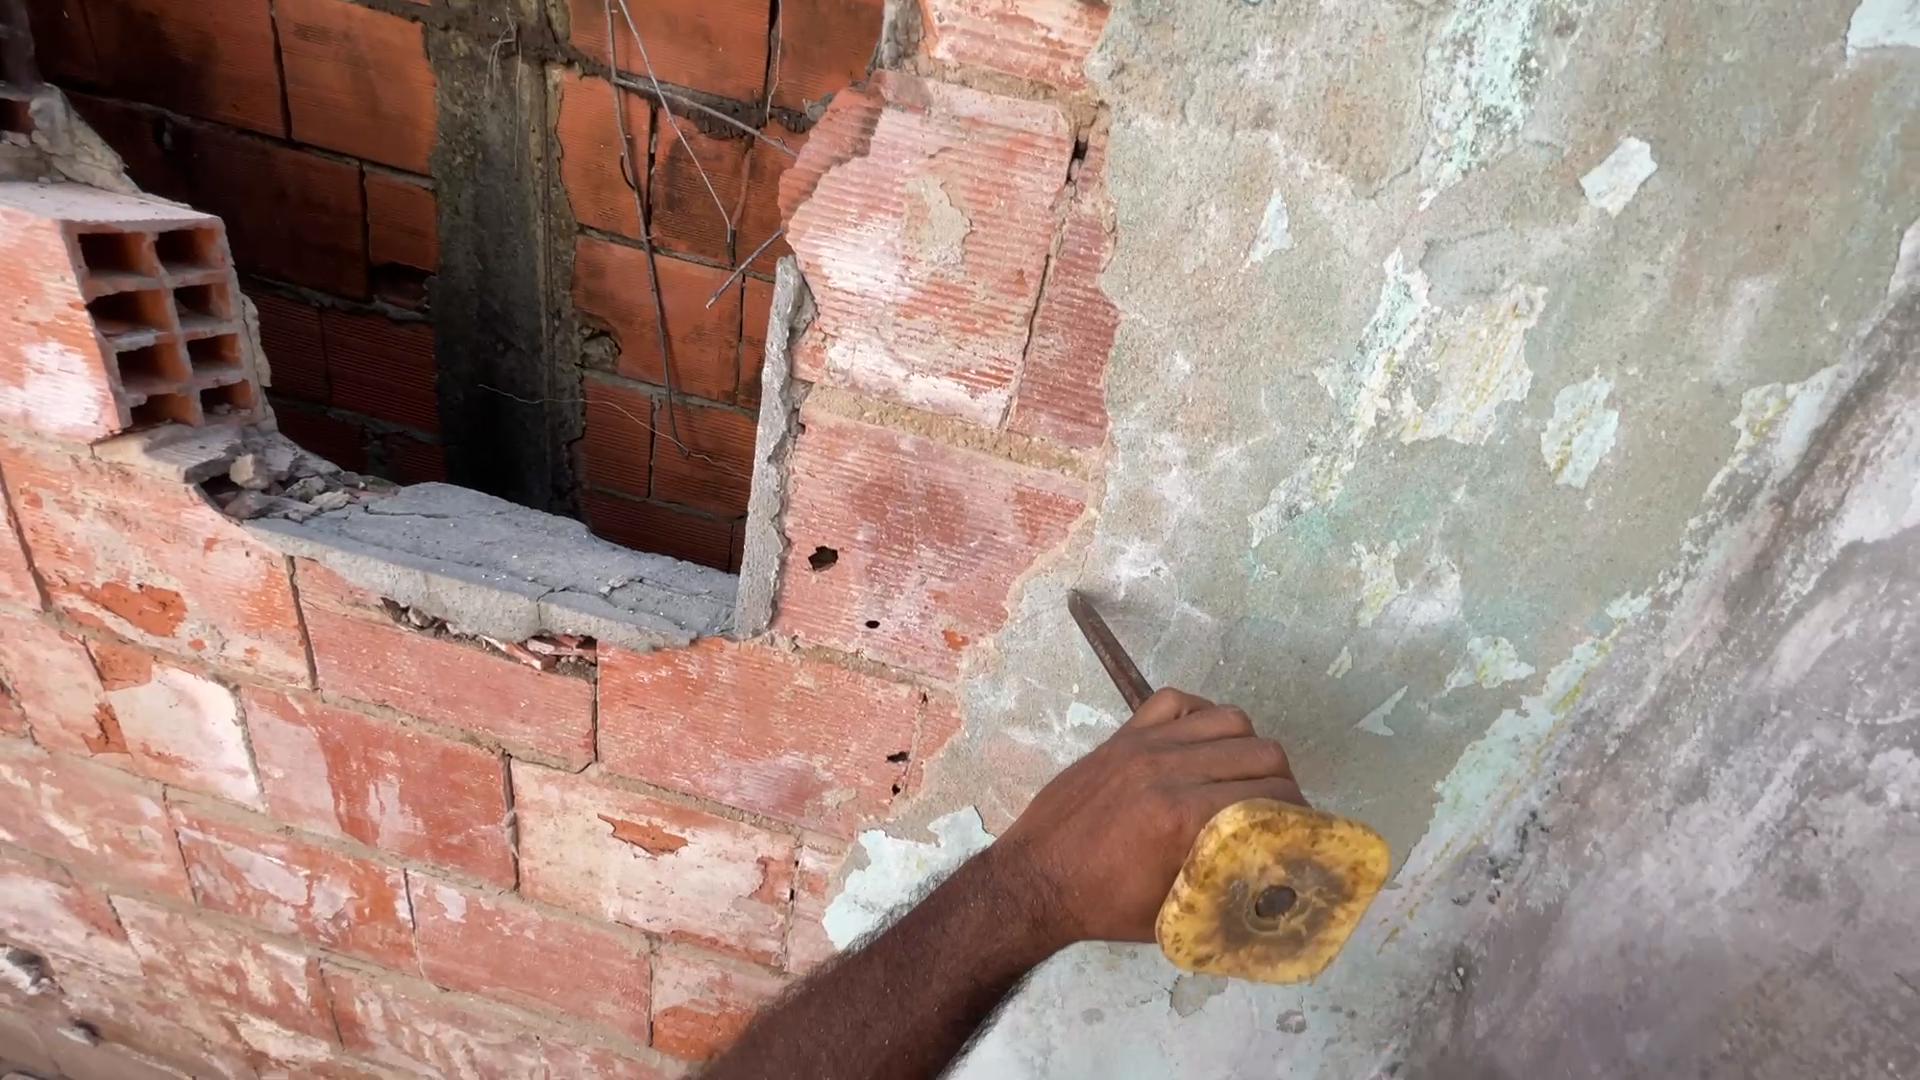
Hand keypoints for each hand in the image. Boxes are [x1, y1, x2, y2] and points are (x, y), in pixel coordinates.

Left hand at [990, 689, 1306, 949]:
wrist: (1035, 875)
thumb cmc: (1103, 905)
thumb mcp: (1177, 910)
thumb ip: (1229, 883)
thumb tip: (1280, 872)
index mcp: (1181, 817)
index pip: (1270, 796)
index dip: (1301, 814)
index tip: (1303, 831)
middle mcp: (1166, 768)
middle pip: (1260, 751)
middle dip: (1283, 781)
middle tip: (1279, 809)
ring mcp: (1142, 743)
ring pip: (1227, 719)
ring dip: (1247, 746)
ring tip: (1243, 775)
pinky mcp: (1122, 734)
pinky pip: (1175, 701)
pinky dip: (1200, 714)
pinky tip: (1203, 741)